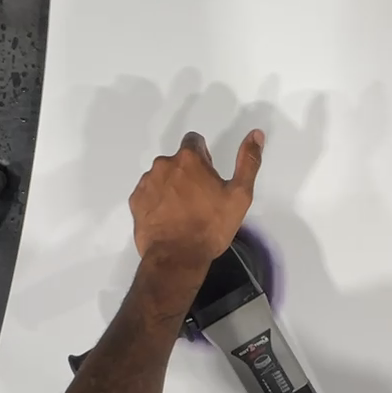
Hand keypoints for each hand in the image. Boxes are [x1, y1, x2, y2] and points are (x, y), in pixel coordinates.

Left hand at [129, 130, 262, 271]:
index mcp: (190, 159)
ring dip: (171, 188)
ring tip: (182, 213)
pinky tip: (168, 220)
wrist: (177, 258)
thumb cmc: (210, 228)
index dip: (203, 157)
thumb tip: (256, 134)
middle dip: (187, 174)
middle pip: (177, 161)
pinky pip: (147, 195)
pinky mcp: (135, 202)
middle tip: (198, 200)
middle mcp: (164, 165)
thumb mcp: (239, 196)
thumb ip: (248, 162)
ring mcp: (147, 183)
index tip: (208, 177)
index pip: (194, 141)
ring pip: (161, 177)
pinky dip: (156, 203)